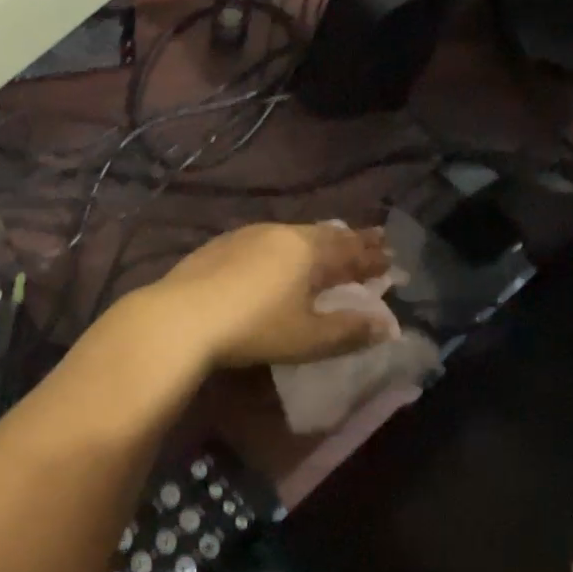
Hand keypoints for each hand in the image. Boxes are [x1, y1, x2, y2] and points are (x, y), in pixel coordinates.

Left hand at [125, 223, 391, 368]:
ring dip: (314, 242)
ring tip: (326, 248)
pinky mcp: (217, 247)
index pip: (349, 250)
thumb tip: (386, 326)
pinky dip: (282, 248)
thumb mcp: (309, 337)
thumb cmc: (254, 328)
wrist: (182, 316)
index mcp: (307, 250)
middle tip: (369, 242)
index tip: (390, 257)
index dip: (371, 256)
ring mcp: (244, 236)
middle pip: (322, 235)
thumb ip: (350, 330)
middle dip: (348, 242)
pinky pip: (263, 241)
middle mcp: (278, 233)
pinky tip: (275, 257)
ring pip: (291, 235)